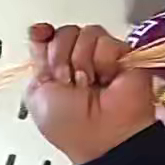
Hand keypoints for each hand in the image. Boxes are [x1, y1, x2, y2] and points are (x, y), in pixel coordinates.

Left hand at [24, 23, 159, 164]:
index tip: (42, 36)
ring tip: (92, 82)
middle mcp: (81, 59)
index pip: (48, 35)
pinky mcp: (127, 57)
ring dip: (85, 61)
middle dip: (63, 56)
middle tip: (70, 79)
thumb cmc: (68, 124)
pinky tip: (107, 78)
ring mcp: (104, 57)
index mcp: (57, 67)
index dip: (44, 34)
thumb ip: (37, 59)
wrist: (102, 133)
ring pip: (89, 34)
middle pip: (66, 32)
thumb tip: (40, 30)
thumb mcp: (37, 92)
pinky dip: (105, 62)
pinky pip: (110, 43)